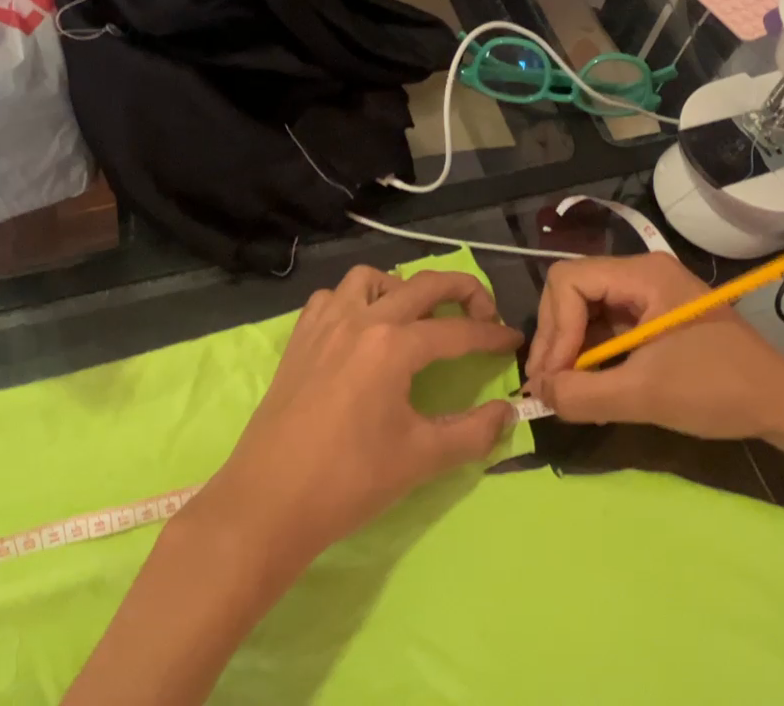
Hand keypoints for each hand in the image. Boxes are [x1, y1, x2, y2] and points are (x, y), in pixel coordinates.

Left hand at [195, 266, 521, 568]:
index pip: (458, 330)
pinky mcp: (299, 340)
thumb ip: (474, 432)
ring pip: (370, 279)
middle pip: (422, 285)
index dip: (493, 335)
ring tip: (417, 319)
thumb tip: (507, 413)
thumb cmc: (349, 481)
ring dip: (402, 288)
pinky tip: (362, 332)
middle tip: (484, 313)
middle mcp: (360, 320)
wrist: (269, 502)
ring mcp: (324, 326)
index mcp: (394, 346)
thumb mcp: (422, 458)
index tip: (514, 342)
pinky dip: (355, 301)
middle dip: (463, 291)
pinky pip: (332, 298)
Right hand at [526, 253, 783, 439]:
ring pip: (583, 311)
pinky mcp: (652, 319)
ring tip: (563, 390)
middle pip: (571, 291)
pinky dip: (589, 355)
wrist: (780, 405)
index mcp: (644, 275)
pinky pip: (604, 327)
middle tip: (548, 385)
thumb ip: (582, 395)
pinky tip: (588, 386)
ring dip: (568, 349)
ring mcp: (647, 295)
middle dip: (556, 338)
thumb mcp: (644, 395)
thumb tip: (537, 394)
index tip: (555, 375)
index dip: (554, 328)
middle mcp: (641, 275)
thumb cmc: (717, 390)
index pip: (569, 280)